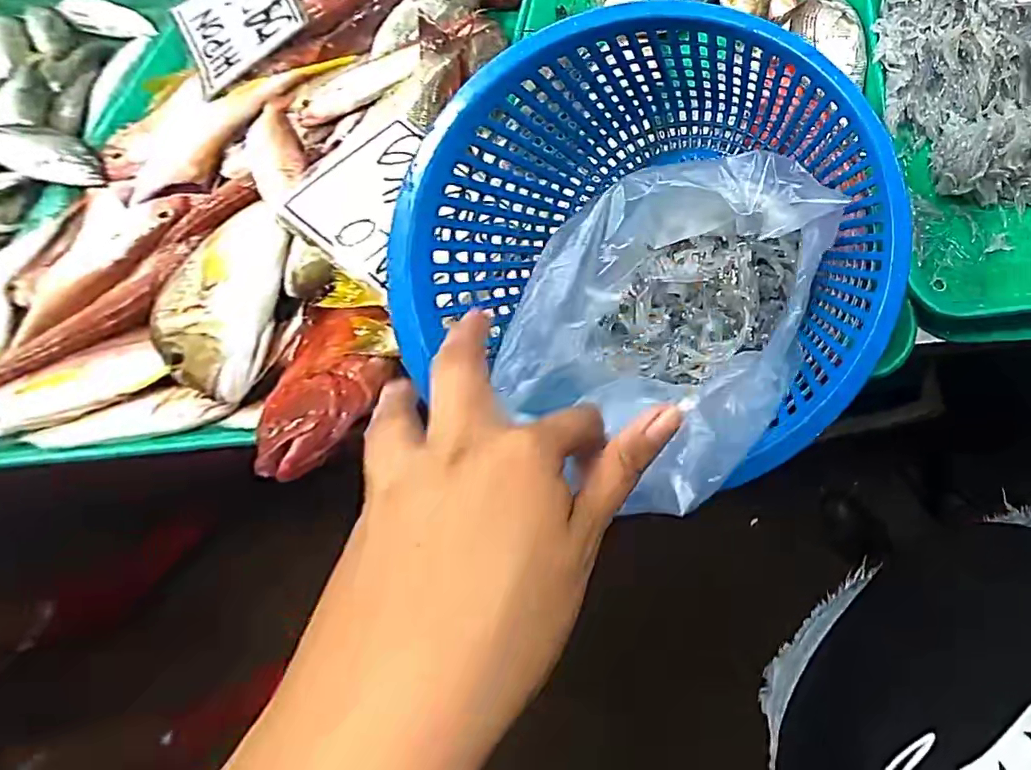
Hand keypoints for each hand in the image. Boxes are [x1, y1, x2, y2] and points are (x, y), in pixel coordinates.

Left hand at [225, 311, 680, 769]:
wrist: (384, 714)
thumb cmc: (510, 625)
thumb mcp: (580, 547)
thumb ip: (618, 472)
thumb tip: (672, 411)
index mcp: (522, 453)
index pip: (574, 424)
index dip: (591, 438)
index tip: (597, 462)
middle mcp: (459, 449)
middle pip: (460, 376)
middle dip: (471, 340)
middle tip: (475, 316)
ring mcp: (399, 481)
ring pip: (398, 414)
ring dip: (408, 390)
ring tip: (408, 382)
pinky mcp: (358, 521)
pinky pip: (376, 460)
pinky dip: (387, 439)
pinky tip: (394, 464)